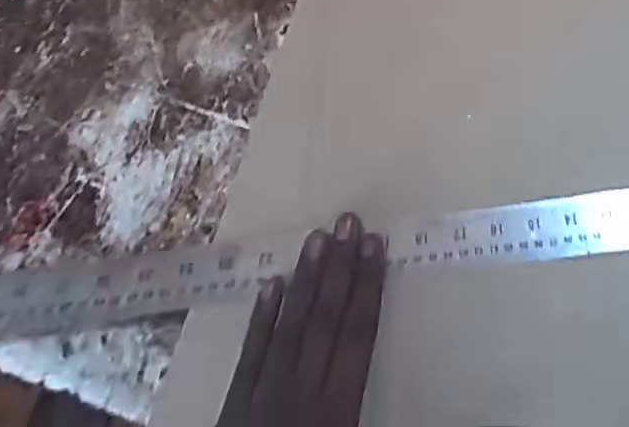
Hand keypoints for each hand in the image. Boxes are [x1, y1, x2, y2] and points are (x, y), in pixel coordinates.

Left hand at [217, 213, 387, 426]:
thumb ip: (359, 407)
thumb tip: (394, 369)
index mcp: (336, 414)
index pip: (357, 337)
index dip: (368, 288)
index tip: (376, 244)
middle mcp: (301, 396)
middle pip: (326, 321)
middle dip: (341, 268)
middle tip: (349, 219)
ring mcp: (264, 399)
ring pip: (290, 327)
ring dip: (306, 280)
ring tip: (317, 236)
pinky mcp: (234, 407)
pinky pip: (251, 355)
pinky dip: (262, 318)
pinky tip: (272, 283)